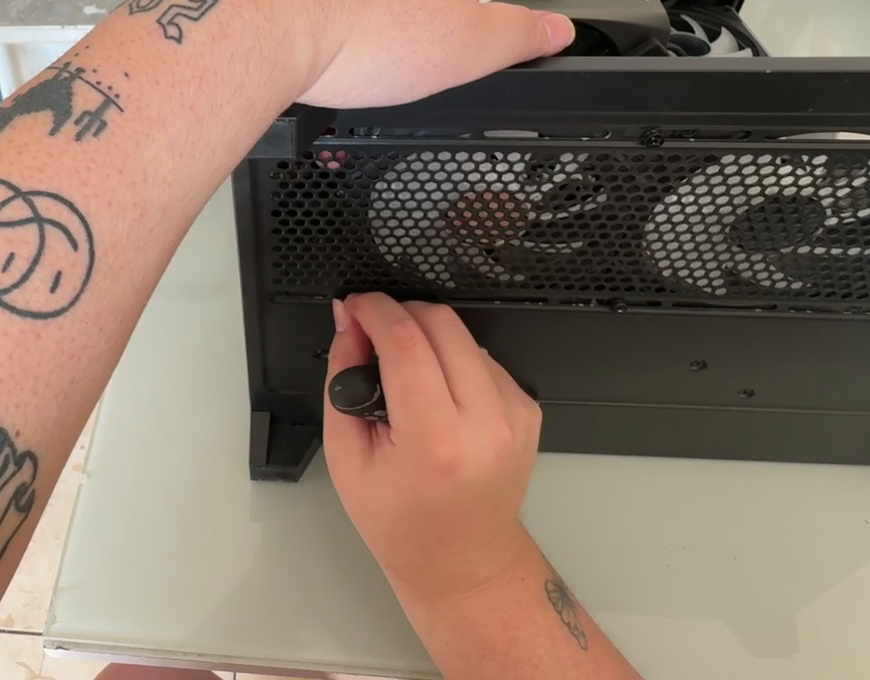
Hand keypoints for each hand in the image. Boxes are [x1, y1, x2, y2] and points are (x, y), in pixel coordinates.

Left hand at [188, 0, 572, 108]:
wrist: (276, 20)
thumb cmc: (367, 37)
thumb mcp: (468, 49)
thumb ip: (517, 37)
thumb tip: (561, 28)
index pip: (466, 0)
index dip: (459, 41)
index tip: (446, 67)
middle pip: (410, 2)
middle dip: (404, 40)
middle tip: (395, 79)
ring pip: (361, 6)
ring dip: (360, 37)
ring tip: (352, 72)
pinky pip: (318, 11)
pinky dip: (320, 36)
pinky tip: (315, 58)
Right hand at [321, 293, 543, 603]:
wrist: (463, 562)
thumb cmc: (400, 521)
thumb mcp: (346, 456)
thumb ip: (342, 380)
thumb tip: (348, 322)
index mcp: (436, 442)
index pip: (406, 342)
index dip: (373, 310)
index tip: (353, 307)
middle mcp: (486, 423)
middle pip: (440, 323)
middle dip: (398, 311)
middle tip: (371, 330)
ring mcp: (514, 414)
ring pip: (462, 332)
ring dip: (424, 333)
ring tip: (401, 367)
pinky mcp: (527, 407)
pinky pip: (480, 353)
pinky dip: (449, 354)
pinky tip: (433, 386)